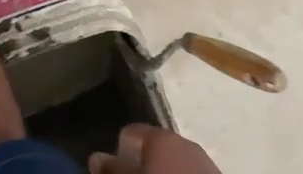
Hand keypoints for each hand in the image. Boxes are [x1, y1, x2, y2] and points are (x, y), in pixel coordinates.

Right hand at [87, 125, 221, 173]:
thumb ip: (112, 169)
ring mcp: (206, 162)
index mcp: (161, 137)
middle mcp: (183, 141)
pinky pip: (191, 173)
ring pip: (175, 162)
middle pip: (154, 147)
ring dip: (165, 171)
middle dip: (143, 163)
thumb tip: (96, 158)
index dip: (119, 152)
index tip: (116, 170)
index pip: (130, 133)